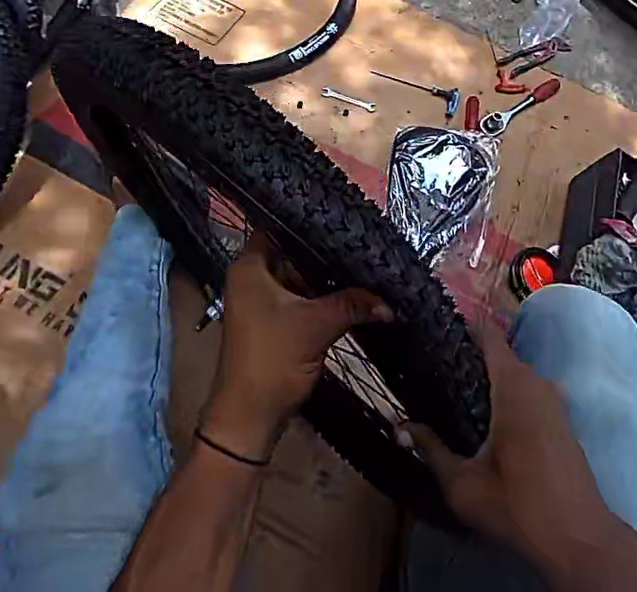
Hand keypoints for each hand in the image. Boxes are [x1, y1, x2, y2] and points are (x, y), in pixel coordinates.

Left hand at [200, 235, 392, 460]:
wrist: (249, 415)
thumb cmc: (272, 359)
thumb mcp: (316, 326)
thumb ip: (352, 305)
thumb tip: (388, 303)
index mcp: (249, 266)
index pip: (276, 228)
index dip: (305, 224)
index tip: (337, 221)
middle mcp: (248, 277)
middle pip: (288, 254)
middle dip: (320, 255)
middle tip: (355, 247)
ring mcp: (256, 299)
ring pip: (293, 278)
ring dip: (320, 280)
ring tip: (357, 269)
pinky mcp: (267, 320)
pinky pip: (294, 298)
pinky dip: (314, 298)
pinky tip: (343, 296)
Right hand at [403, 323, 622, 566]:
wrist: (582, 545)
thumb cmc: (519, 506)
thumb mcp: (463, 484)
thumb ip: (431, 450)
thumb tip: (402, 425)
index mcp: (514, 388)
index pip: (489, 337)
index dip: (463, 327)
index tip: (436, 328)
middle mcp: (538, 386)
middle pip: (501, 355)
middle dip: (472, 354)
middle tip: (437, 362)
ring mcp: (557, 404)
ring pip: (519, 374)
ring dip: (494, 375)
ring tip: (460, 385)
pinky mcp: (565, 423)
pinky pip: (533, 391)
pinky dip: (512, 392)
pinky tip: (492, 413)